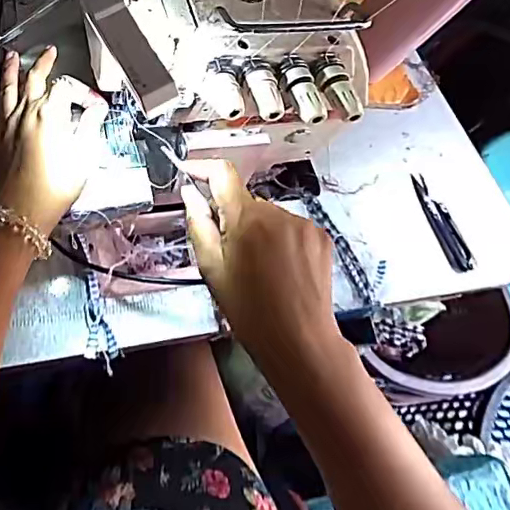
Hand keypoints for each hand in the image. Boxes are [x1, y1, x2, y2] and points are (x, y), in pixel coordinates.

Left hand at [0, 45, 109, 231]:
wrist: (25, 211)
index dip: (80, 91)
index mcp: (50, 114)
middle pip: (34, 80)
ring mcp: (7, 125)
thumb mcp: (84, 154)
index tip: (91, 103)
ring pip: (7, 90)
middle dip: (42, 64)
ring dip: (10, 71)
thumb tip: (96, 109)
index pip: (65, 88)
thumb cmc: (56, 186)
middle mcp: (26, 113)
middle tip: (48, 53)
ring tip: (11, 57)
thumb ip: (90, 126)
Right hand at [179, 158, 340, 366]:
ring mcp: (301, 223)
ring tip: (260, 268)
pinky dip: (282, 239)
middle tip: (231, 252)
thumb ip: (198, 224)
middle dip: (234, 217)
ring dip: (260, 231)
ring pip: (268, 214)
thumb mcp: (212, 270)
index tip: (193, 172)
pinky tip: (281, 268)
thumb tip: (190, 194)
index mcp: (245, 219)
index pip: (222, 173)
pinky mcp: (319, 234)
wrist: (300, 341)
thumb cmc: (253, 313)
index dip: (203, 169)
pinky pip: (290, 226)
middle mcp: (275, 213)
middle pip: (246, 200)